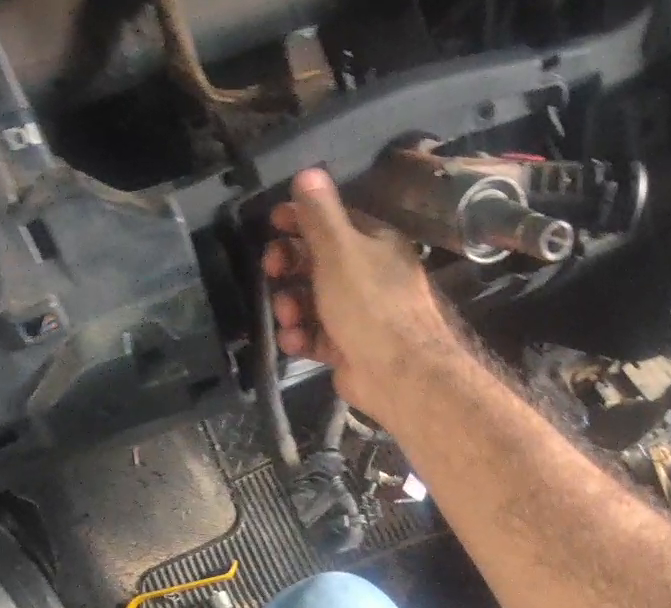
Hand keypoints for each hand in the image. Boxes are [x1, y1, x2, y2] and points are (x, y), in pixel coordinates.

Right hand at [262, 169, 459, 421]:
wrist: (398, 373)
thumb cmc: (370, 304)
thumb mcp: (341, 250)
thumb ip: (320, 214)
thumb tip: (308, 172)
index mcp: (375, 244)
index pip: (334, 222)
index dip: (301, 219)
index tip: (273, 223)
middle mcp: (370, 276)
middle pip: (318, 262)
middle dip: (290, 265)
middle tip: (271, 270)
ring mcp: (359, 315)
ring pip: (313, 302)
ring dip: (292, 306)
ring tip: (288, 316)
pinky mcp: (348, 349)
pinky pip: (316, 336)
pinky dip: (301, 337)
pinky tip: (294, 341)